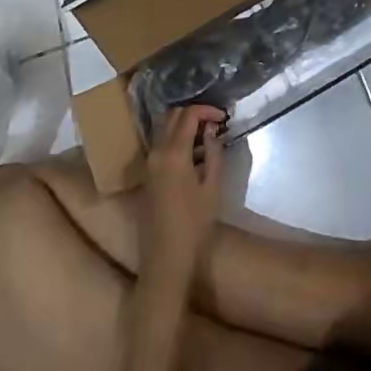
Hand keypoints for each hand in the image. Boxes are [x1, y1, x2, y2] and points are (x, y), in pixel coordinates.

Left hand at [139, 105, 226, 278]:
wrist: (166, 261)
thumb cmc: (195, 225)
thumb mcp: (213, 187)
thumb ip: (214, 152)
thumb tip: (212, 130)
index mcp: (173, 154)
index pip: (188, 115)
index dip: (207, 110)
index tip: (224, 118)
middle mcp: (155, 153)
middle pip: (171, 116)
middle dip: (194, 114)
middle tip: (215, 124)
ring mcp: (147, 165)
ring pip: (163, 130)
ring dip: (183, 126)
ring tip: (207, 137)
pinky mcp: (146, 176)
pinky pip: (159, 145)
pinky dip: (175, 140)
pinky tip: (193, 154)